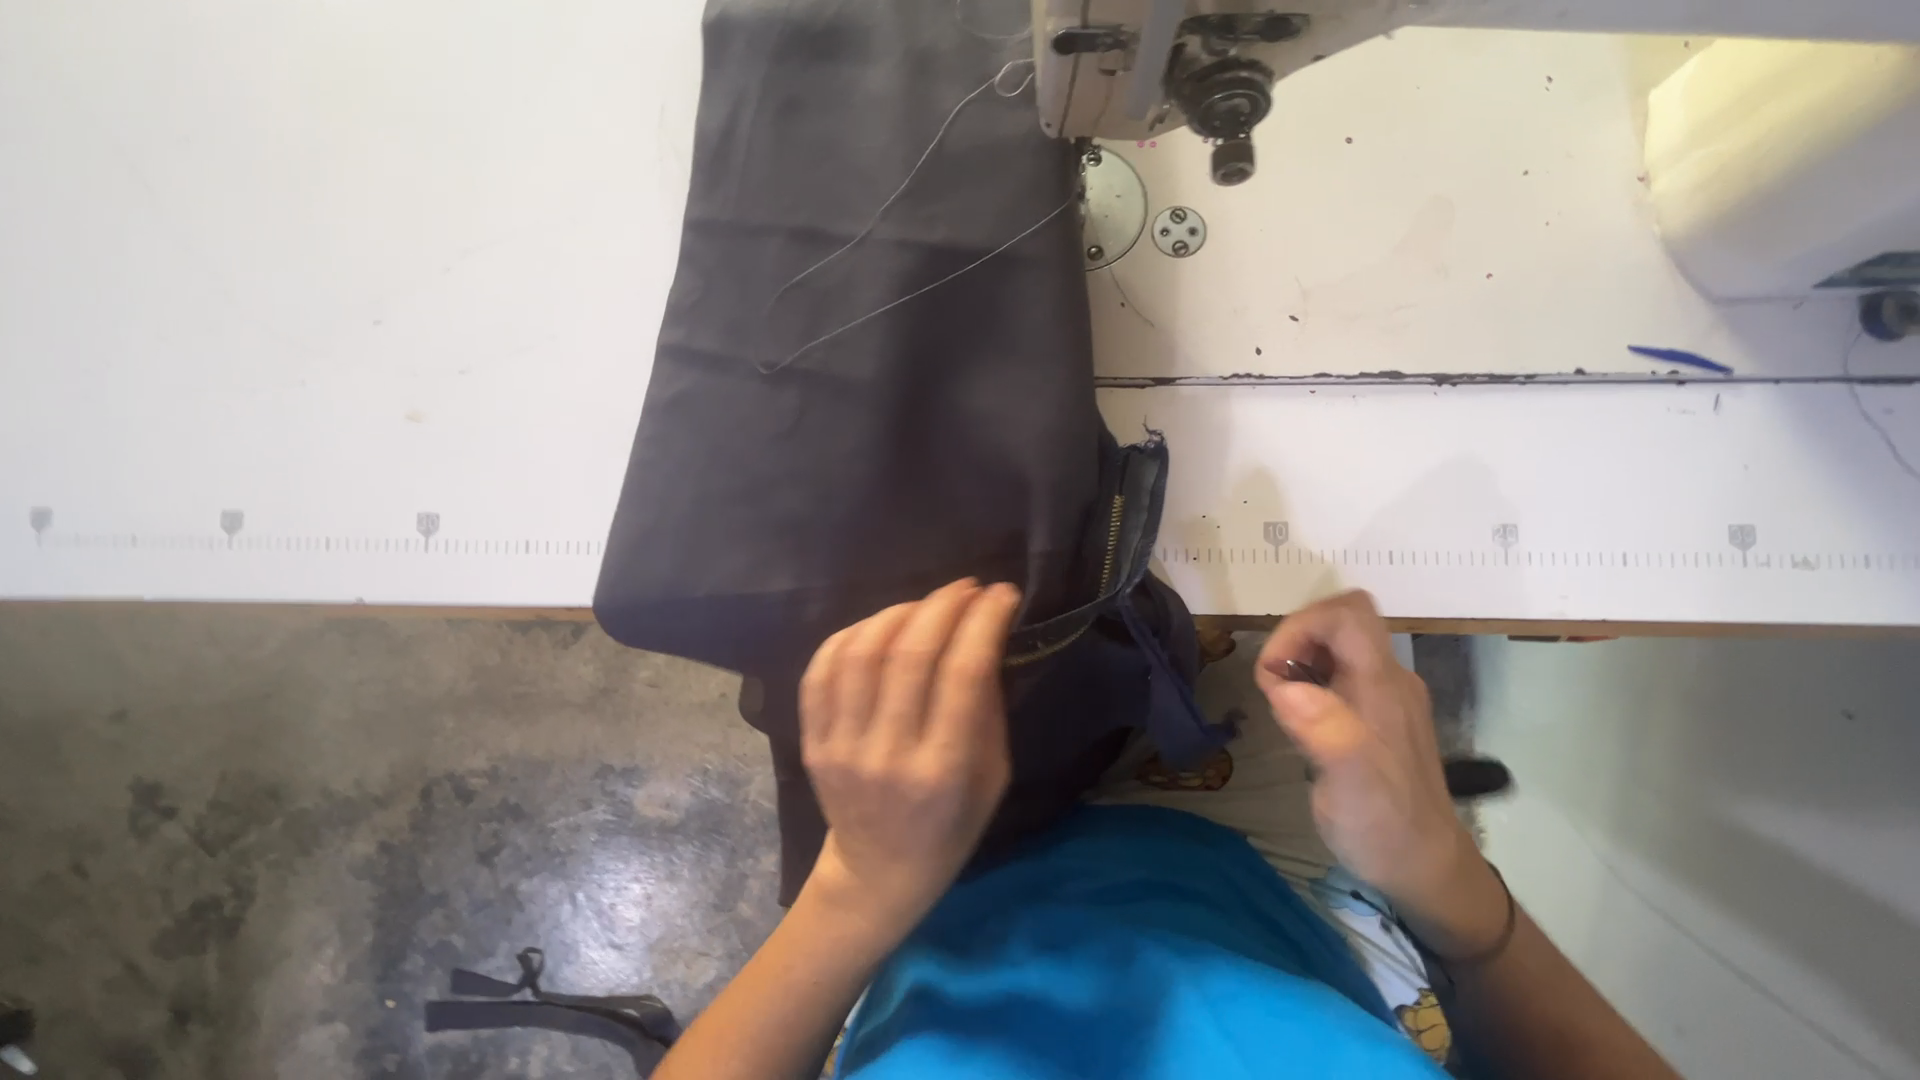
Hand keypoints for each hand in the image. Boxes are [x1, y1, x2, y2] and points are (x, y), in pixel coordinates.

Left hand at [797, 579, 1021, 933]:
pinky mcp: (812, 743)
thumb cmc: (951, 826)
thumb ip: (986, 709)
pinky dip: (850, 634)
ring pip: (861, 653)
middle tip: (966, 588)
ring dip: (897, 612)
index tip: (1002, 594)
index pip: (963, 674)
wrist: (878, 871)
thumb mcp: (993, 777)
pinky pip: (821, 670)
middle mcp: (887, 755)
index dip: (983, 622)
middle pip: (909, 655)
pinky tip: (879, 625)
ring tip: (924, 605)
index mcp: (942, 771)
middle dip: (943, 605)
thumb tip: (983, 637)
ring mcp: (841, 748)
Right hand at [1254, 591, 1498, 944]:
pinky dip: (1307, 681)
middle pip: (1339, 621)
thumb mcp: (1351, 785)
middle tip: (1273, 687)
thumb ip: (1324, 730)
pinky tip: (1299, 721)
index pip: (1345, 614)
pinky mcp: (1374, 716)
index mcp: (1382, 686)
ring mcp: (1383, 697)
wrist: (1427, 870)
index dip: (1298, 626)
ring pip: (1335, 645)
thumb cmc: (1385, 827)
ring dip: (1298, 662)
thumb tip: (1285, 687)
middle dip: (1294, 641)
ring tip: (1283, 708)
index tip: (1271, 671)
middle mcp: (1387, 680)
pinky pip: (1336, 674)